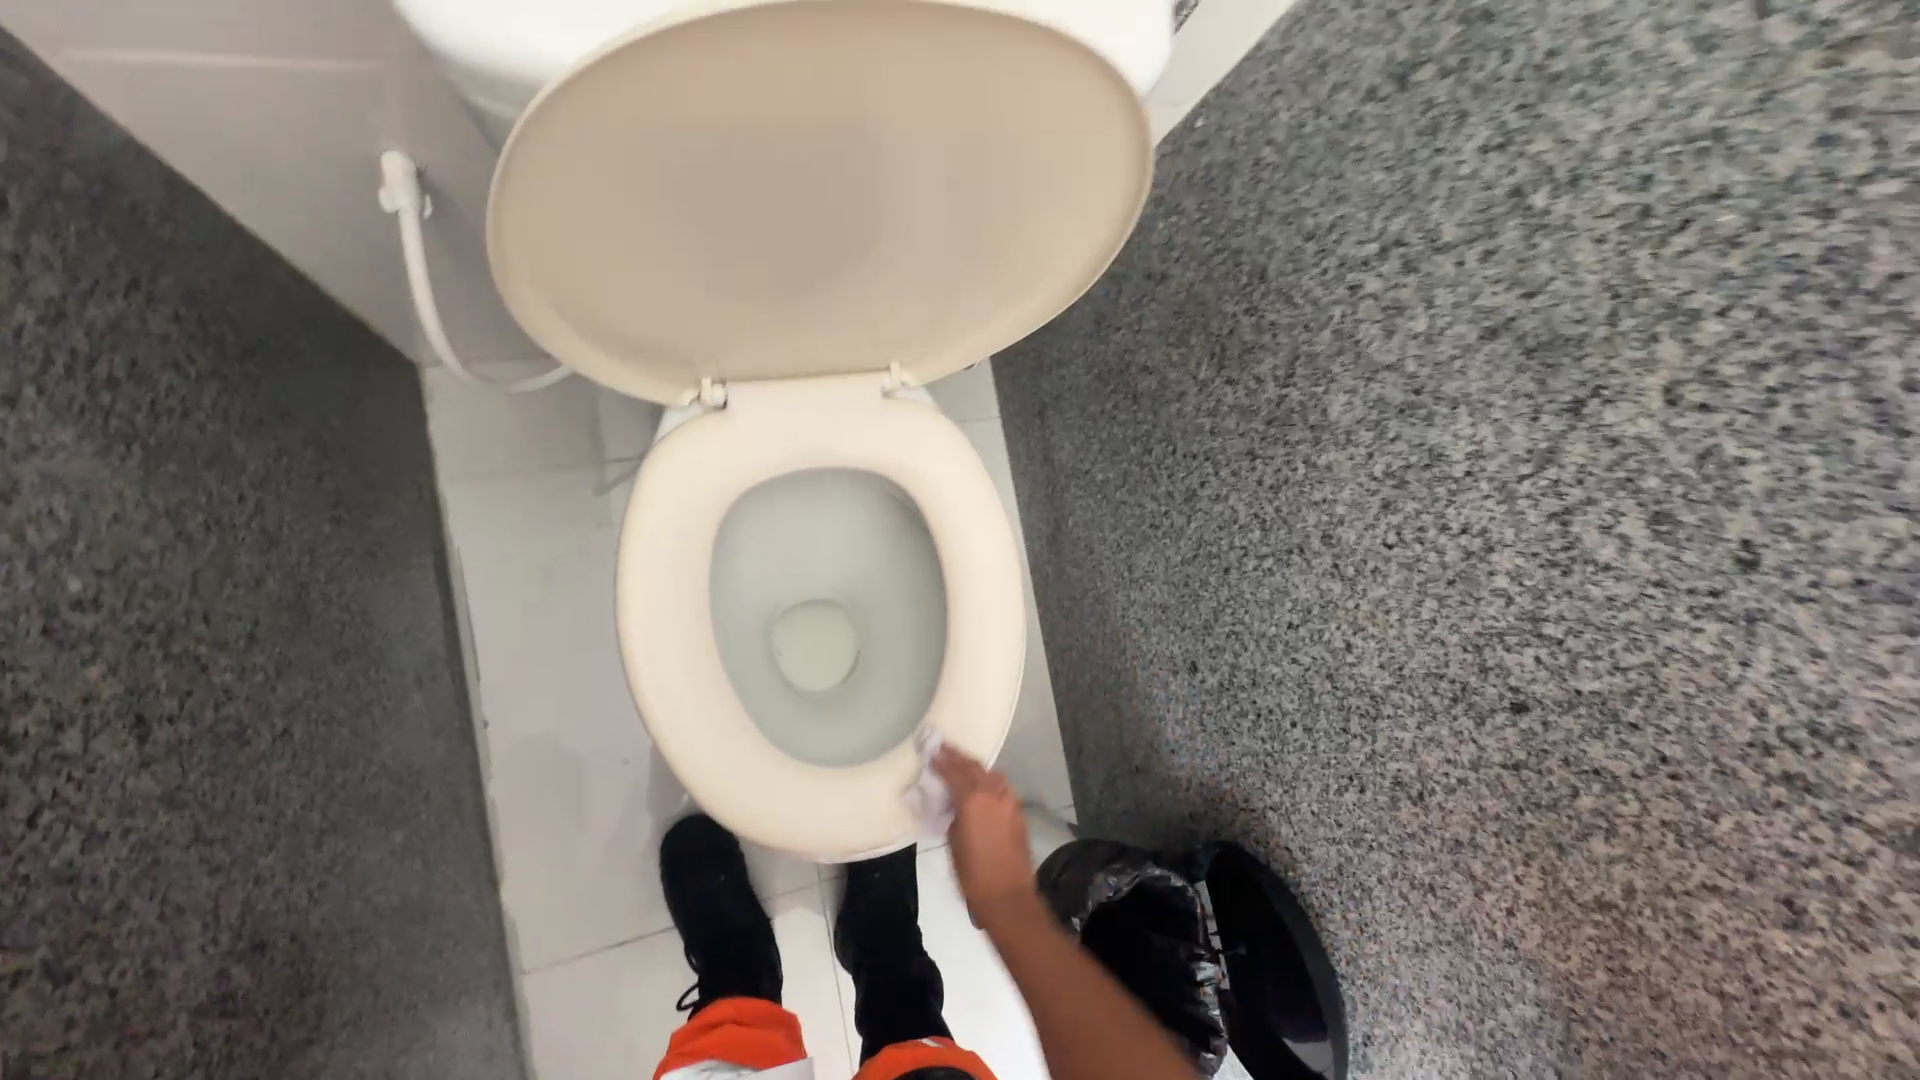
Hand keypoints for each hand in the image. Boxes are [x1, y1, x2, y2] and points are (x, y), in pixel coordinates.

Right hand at [932, 746, 1042, 926]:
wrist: (1007, 894)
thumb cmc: (972, 872)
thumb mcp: (953, 840)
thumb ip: (954, 814)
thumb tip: (955, 804)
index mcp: (973, 799)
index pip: (954, 771)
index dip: (942, 761)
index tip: (933, 752)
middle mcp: (993, 793)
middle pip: (974, 767)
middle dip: (959, 758)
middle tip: (946, 750)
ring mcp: (1010, 801)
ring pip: (992, 775)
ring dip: (977, 769)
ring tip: (963, 767)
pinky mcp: (1019, 812)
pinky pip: (1002, 788)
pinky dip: (990, 782)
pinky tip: (983, 788)